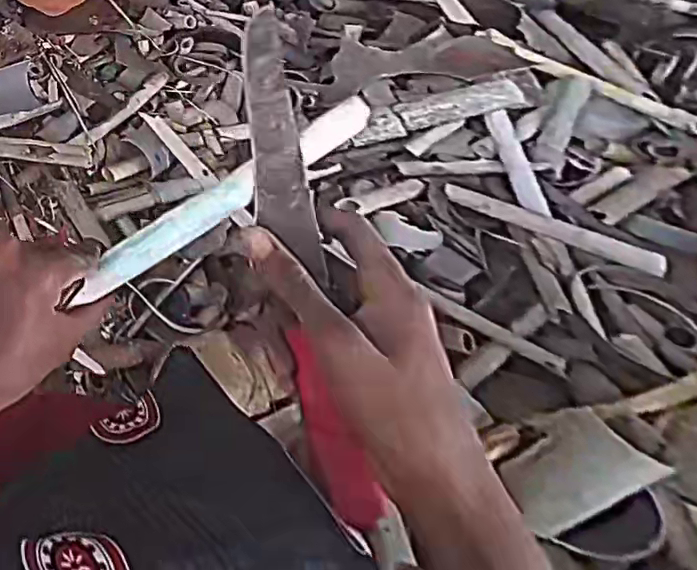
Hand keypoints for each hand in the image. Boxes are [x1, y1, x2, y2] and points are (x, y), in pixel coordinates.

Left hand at [0, 232, 110, 460]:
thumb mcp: (62, 343)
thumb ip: (91, 309)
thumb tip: (104, 294)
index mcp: (41, 270)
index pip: (84, 254)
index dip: (94, 269)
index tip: (98, 273)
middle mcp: (12, 251)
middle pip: (51, 250)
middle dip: (58, 274)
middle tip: (55, 305)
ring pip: (21, 251)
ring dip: (26, 270)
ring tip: (20, 307)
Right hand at [240, 209, 546, 569]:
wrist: (436, 485)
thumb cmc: (405, 418)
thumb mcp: (334, 340)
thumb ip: (294, 285)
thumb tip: (260, 241)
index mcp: (393, 290)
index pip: (350, 227)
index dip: (310, 213)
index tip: (273, 211)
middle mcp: (389, 307)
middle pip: (324, 268)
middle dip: (287, 278)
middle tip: (261, 286)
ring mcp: (378, 334)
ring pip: (319, 302)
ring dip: (291, 314)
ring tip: (279, 337)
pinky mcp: (368, 359)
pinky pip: (324, 332)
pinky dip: (302, 339)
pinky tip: (294, 361)